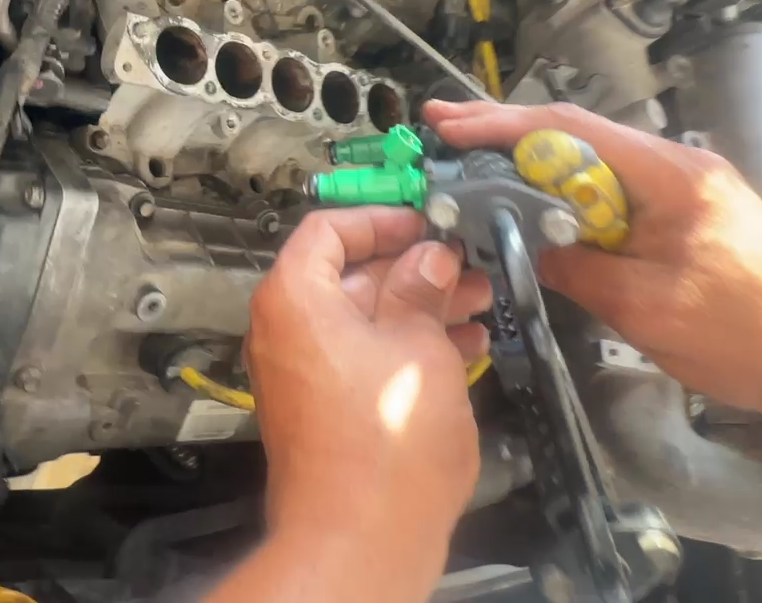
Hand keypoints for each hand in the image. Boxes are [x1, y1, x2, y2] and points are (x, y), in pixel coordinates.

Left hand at [246, 206, 492, 565]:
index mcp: (294, 294)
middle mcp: (284, 322)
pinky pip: (356, 351)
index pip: (327, 229)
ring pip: (359, 314)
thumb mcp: (418, 349)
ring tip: (478, 303)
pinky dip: (400, 343)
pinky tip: (460, 347)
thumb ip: (420, 291)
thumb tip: (429, 256)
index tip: (427, 224)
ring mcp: (297, 362)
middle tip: (468, 269)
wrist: (354, 540)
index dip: (380, 220)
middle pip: (347, 272)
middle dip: (411, 268)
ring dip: (415, 306)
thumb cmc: (386, 438)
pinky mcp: (316, 398)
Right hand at [424, 100, 761, 416]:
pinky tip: (529, 193)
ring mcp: (684, 187)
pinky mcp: (687, 212)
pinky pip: (608, 185)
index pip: (568, 130)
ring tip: (471, 155)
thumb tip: (510, 239)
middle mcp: (677, 165)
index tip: (447, 125)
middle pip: (575, 132)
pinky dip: (558, 184)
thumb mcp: (640, 305)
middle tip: (443, 125)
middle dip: (503, 127)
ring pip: (589, 157)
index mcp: (670, 174)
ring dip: (528, 157)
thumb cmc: (745, 337)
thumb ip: (570, 263)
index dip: (499, 123)